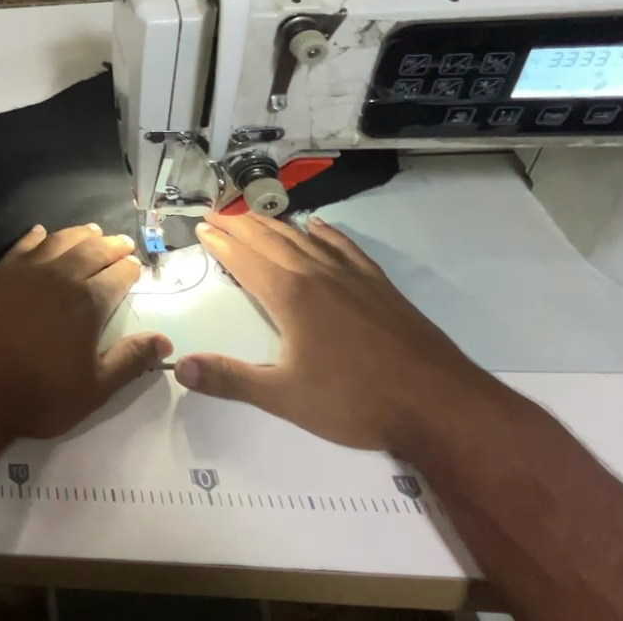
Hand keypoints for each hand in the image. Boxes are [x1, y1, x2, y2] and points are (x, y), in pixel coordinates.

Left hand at [0, 224, 171, 441]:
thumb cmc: (38, 394)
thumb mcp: (94, 389)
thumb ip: (130, 361)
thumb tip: (165, 341)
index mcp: (88, 302)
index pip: (118, 275)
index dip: (131, 269)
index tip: (137, 266)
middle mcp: (60, 277)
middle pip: (92, 250)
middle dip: (112, 245)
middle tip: (123, 243)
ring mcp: (26, 271)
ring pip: (59, 241)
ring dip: (80, 234)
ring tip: (93, 231)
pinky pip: (23, 245)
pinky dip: (37, 236)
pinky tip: (42, 233)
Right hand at [175, 212, 509, 455]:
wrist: (442, 407)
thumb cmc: (357, 402)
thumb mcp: (284, 397)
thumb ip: (230, 380)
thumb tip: (180, 368)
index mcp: (290, 296)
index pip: (244, 259)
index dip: (220, 242)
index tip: (200, 228)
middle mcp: (317, 276)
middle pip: (270, 240)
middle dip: (239, 226)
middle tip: (215, 215)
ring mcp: (352, 278)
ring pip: (304, 239)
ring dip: (274, 224)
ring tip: (252, 214)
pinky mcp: (381, 288)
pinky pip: (346, 248)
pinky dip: (327, 233)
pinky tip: (318, 226)